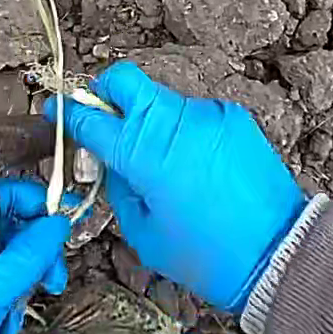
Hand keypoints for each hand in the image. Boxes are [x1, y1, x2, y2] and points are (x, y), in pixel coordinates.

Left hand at [0, 183, 69, 333]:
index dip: (38, 209)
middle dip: (30, 257)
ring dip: (17, 286)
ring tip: (13, 317)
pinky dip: (1, 302)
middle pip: (4, 226)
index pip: (1, 194)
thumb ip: (30, 252)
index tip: (68, 225)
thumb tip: (61, 221)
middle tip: (50, 281)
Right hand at [43, 61, 304, 313]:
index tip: (55, 109)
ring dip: (148, 118)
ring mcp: (208, 113)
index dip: (68, 111)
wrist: (277, 249)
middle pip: (125, 79)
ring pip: (160, 98)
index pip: (92, 117)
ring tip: (158, 157)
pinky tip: (192, 160)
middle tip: (102, 121)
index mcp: (147, 154)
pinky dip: (182, 128)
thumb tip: (108, 158)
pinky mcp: (232, 115)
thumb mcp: (142, 231)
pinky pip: (193, 112)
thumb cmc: (207, 253)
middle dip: (104, 93)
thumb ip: (118, 184)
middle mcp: (177, 121)